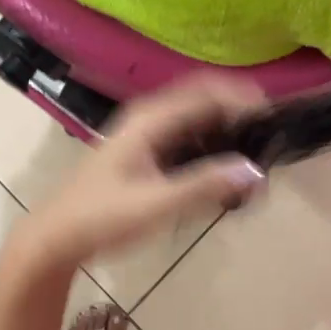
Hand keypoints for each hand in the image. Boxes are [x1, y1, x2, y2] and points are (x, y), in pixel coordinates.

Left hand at [3, 77, 270, 274]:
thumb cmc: (101, 217)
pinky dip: (208, 154)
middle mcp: (149, 118)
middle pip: (204, 104)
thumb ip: (205, 187)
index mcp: (150, 119)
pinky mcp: (145, 156)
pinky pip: (186, 142)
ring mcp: (145, 136)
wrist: (55, 237)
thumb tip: (256, 170)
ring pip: (196, 124)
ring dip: (225, 139)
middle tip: (269, 146)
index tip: (274, 118)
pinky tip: (222, 181)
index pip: (206, 92)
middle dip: (238, 119)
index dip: (242, 97)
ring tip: (252, 167)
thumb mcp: (156, 205)